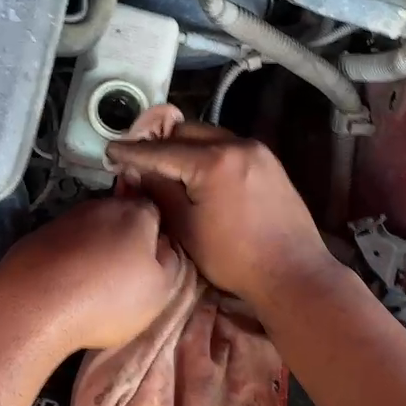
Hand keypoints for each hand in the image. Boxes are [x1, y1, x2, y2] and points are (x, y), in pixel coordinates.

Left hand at [0, 197, 180, 352]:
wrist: (35, 304)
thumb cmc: (108, 299)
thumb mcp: (159, 290)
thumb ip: (170, 261)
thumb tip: (165, 244)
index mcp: (136, 214)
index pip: (155, 210)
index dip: (156, 233)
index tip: (153, 258)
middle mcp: (100, 206)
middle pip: (121, 216)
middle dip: (125, 238)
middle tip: (125, 272)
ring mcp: (66, 218)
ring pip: (91, 228)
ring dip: (95, 247)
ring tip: (93, 282)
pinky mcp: (38, 234)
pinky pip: (64, 243)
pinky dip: (69, 257)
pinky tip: (66, 282)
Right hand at [105, 122, 334, 306]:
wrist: (294, 274)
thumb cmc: (235, 259)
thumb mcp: (186, 228)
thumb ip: (159, 192)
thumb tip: (139, 171)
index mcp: (214, 161)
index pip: (161, 150)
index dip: (132, 151)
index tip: (111, 151)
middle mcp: (237, 144)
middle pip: (185, 132)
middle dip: (159, 144)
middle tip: (137, 160)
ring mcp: (257, 151)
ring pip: (208, 136)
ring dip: (184, 148)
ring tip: (166, 168)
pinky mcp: (269, 161)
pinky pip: (227, 147)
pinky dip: (207, 154)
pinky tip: (197, 174)